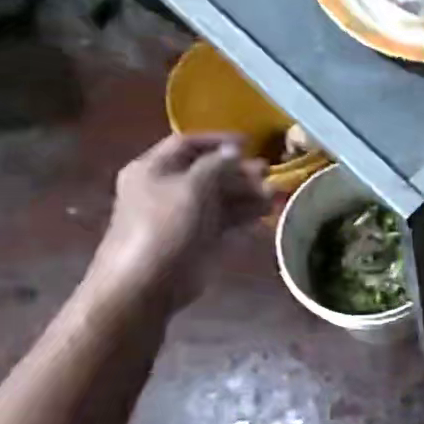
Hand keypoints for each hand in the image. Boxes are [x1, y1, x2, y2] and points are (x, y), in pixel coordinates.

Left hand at [86, 134, 268, 307]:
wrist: (148, 282)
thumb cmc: (164, 227)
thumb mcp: (191, 187)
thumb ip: (216, 165)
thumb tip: (234, 151)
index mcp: (154, 169)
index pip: (187, 144)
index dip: (218, 141)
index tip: (250, 143)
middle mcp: (168, 188)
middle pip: (208, 172)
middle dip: (239, 171)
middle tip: (268, 173)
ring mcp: (184, 215)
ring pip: (220, 197)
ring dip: (248, 194)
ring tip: (275, 195)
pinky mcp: (199, 239)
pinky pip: (225, 221)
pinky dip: (245, 216)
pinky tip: (267, 213)